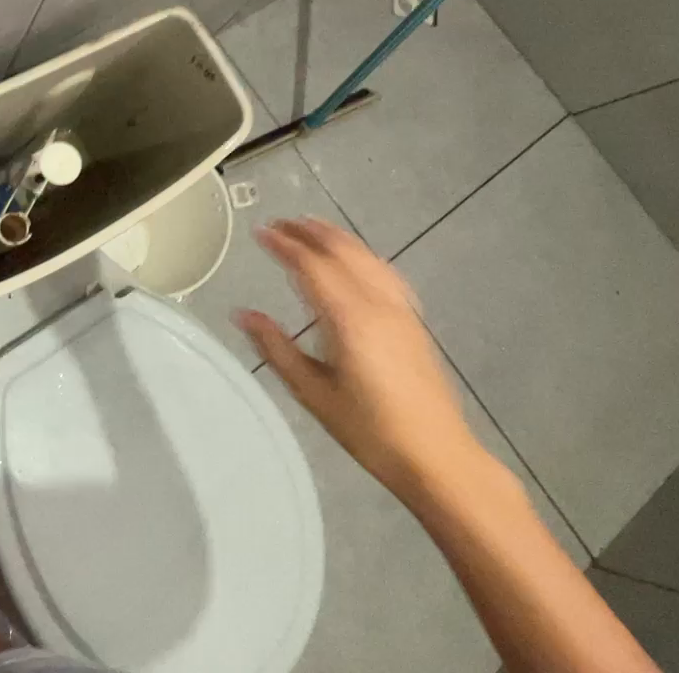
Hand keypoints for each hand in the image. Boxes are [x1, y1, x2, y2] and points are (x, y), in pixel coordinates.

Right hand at [236, 218, 485, 496]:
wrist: (436, 456)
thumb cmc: (368, 430)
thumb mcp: (312, 392)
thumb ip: (275, 348)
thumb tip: (242, 314)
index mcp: (348, 319)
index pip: (311, 266)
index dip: (284, 245)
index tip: (260, 232)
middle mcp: (377, 304)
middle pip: (341, 252)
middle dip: (309, 232)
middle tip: (279, 223)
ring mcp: (400, 310)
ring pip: (365, 257)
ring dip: (336, 238)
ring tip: (311, 227)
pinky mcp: (412, 320)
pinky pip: (384, 271)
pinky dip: (361, 254)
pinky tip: (354, 258)